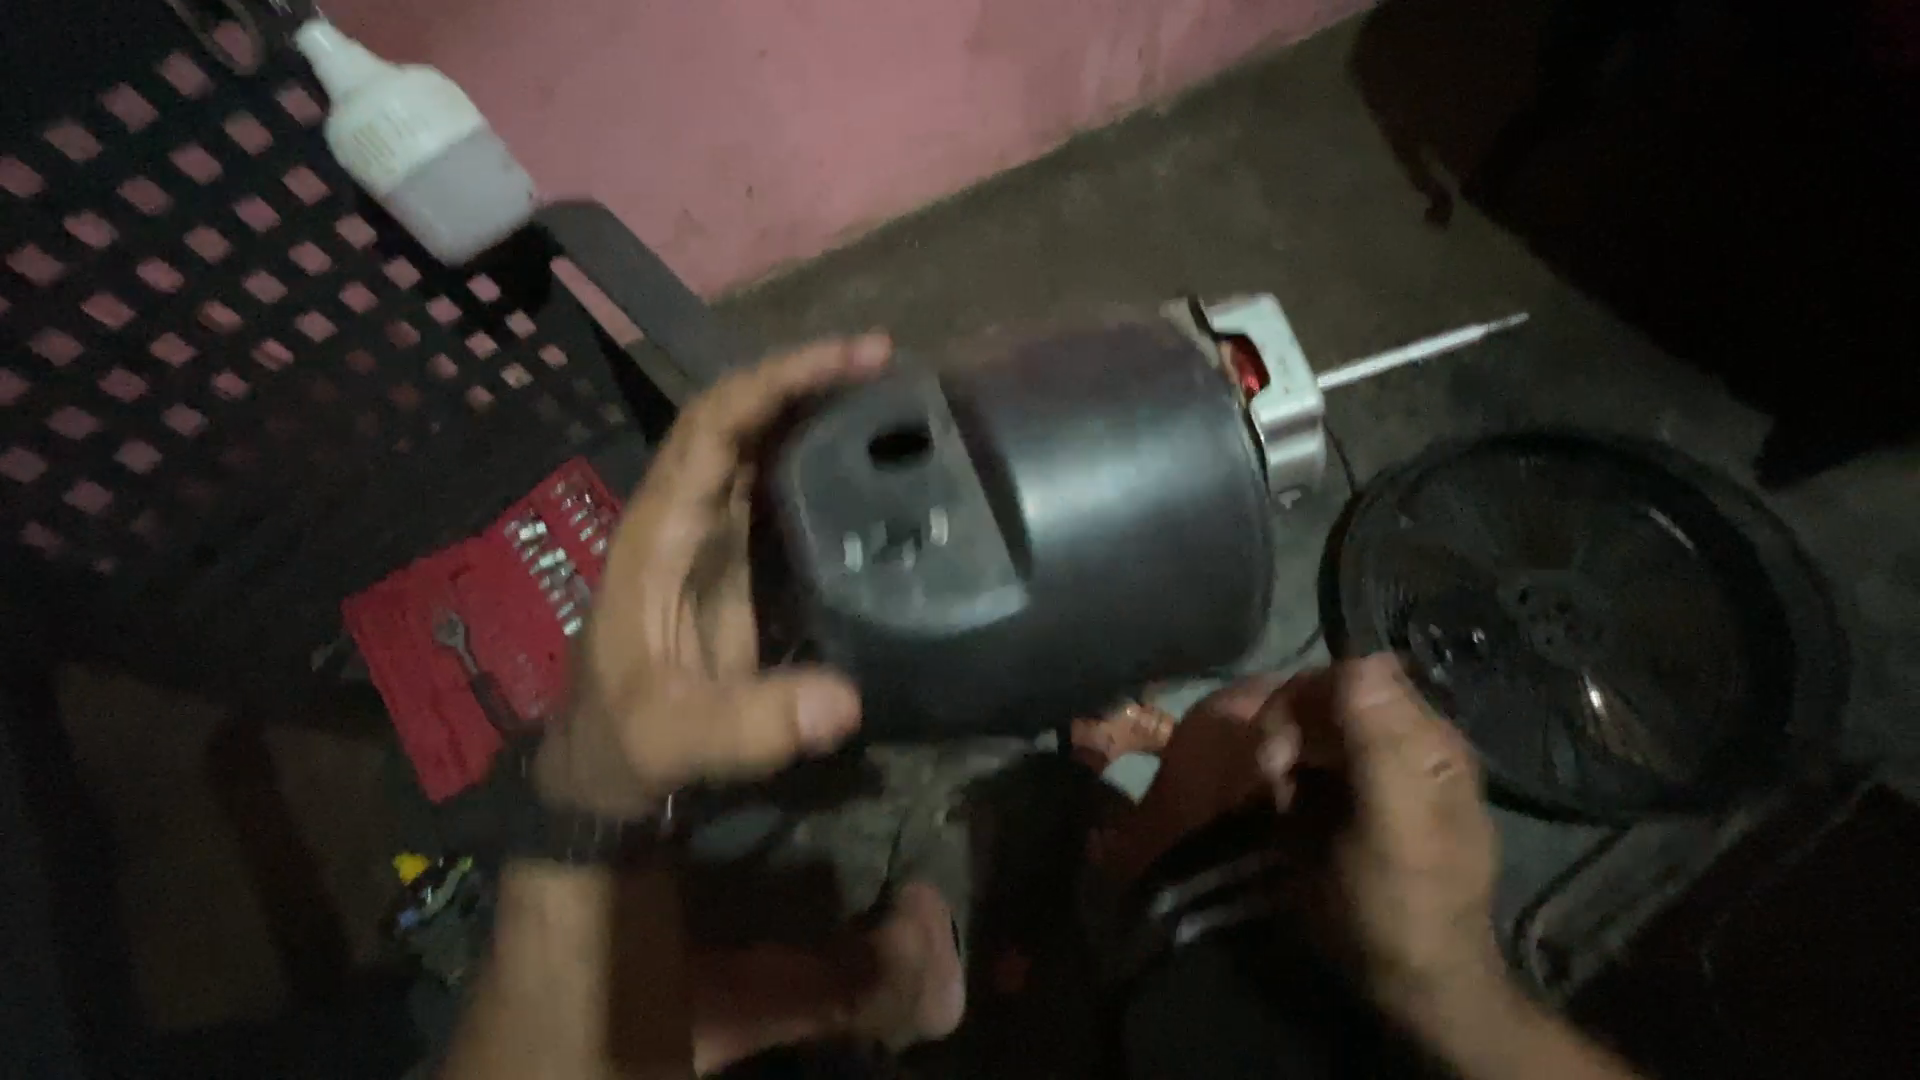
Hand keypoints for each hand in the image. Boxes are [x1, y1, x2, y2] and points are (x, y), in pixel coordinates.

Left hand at [534, 336, 892, 815]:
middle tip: (891, 364)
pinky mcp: (738, 564)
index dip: (779, 380)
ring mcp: (712, 537)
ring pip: (763, 447)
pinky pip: (781, 492)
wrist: (606, 770)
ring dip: (818, 412)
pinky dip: (823, 463)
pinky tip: (873, 466)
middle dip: (810, 380)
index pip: (715, 424)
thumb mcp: (672, 738)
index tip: (854, 360)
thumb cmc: (624, 742)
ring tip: (893, 399)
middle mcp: (685, 515)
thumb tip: (845, 702)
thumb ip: (745, 725)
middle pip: (744, 418)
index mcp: (662, 530)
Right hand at [1249, 655, 1502, 1020]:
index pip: (1356, 674)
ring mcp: (1370, 767)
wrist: (1408, 980)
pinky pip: (1300, 756)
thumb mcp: (1396, 829)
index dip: (1307, 698)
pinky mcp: (1343, 791)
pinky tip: (1281, 805)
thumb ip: (1382, 745)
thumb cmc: (1404, 906)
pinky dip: (1280, 774)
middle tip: (1270, 776)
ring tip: (1275, 798)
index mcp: (1426, 741)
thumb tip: (1363, 659)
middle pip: (1323, 694)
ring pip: (1305, 723)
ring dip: (1278, 754)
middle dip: (1285, 728)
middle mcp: (1400, 742)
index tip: (1280, 749)